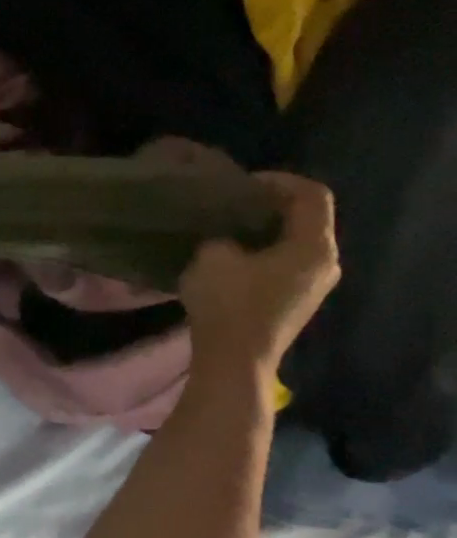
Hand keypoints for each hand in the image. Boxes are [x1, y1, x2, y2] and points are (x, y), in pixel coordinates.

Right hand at [179, 172, 339, 378]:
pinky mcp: (297, 297)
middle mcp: (325, 261)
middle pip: (307, 217)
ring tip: (223, 226)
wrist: (235, 357)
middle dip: (268, 204)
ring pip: (296, 239)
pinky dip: (263, 247)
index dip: (278, 180)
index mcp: (313, 247)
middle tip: (228, 202)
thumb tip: (224, 233)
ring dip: (263, 227)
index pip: (311, 195)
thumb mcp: (212, 256)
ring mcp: (315, 282)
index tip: (239, 184)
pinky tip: (230, 254)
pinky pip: (287, 259)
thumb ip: (222, 234)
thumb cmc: (228, 302)